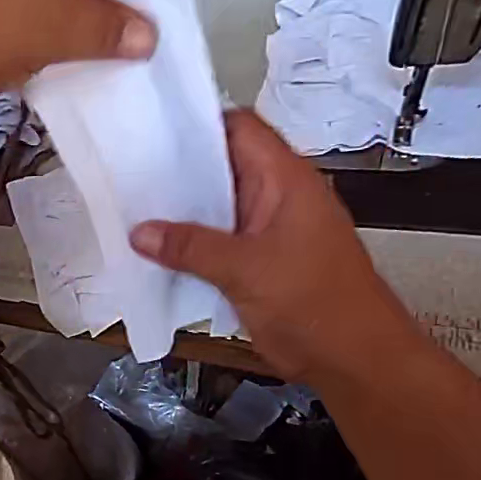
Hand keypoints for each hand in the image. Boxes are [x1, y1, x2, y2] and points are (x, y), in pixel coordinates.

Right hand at [129, 111, 422, 383]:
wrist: (349, 356)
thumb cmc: (318, 302)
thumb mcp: (246, 269)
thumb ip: (190, 248)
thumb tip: (142, 233)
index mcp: (285, 180)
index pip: (240, 129)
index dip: (199, 123)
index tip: (153, 130)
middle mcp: (274, 198)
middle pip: (221, 168)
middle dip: (178, 171)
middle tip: (131, 173)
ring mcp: (264, 232)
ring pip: (215, 210)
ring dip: (181, 213)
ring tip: (135, 211)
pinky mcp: (255, 263)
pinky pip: (214, 244)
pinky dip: (188, 246)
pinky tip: (156, 252)